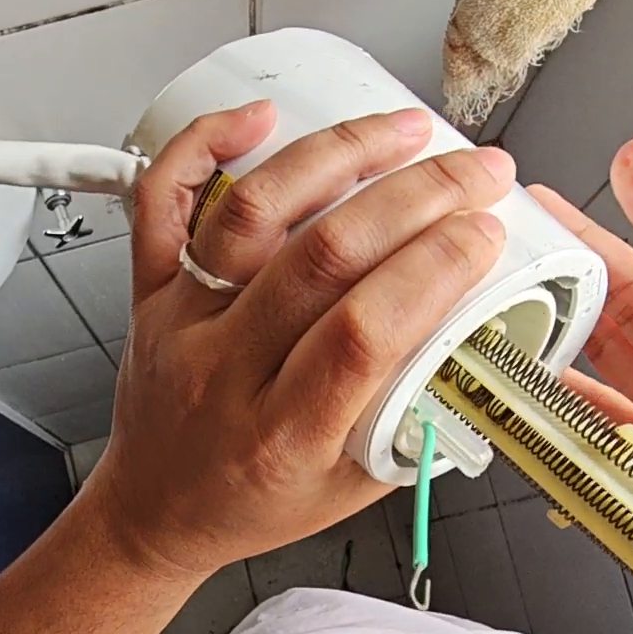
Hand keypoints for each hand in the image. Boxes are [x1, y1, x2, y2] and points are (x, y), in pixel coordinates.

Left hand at [77, 101, 516, 579]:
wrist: (153, 513)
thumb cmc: (242, 507)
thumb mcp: (343, 493)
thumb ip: (404, 423)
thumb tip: (462, 342)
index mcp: (279, 436)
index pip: (362, 333)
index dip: (432, 269)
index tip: (482, 235)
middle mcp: (223, 372)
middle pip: (321, 258)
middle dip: (414, 197)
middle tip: (472, 174)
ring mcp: (180, 324)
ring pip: (252, 212)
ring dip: (335, 155)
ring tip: (400, 132)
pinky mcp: (151, 295)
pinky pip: (163, 203)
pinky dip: (203, 145)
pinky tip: (259, 121)